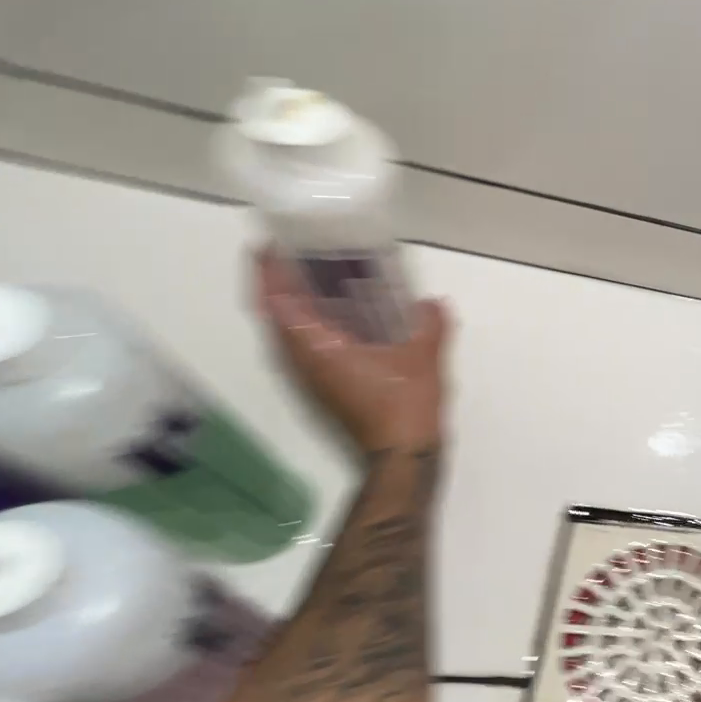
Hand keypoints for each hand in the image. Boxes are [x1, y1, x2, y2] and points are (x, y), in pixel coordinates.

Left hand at [255, 249, 450, 453]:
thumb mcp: (424, 359)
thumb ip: (429, 326)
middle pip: (274, 315)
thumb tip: (432, 302)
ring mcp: (308, 379)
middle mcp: (300, 362)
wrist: (401, 456)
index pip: (275, 301)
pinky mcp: (322, 390)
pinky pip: (303, 348)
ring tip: (318, 284)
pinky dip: (309, 328)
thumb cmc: (405, 405)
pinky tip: (340, 321)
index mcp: (315, 348)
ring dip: (293, 307)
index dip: (268, 272)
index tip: (273, 245)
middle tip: (300, 258)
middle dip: (279, 284)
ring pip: (286, 334)